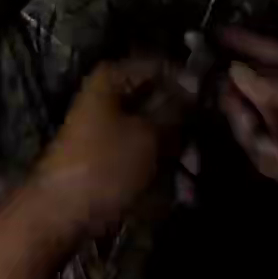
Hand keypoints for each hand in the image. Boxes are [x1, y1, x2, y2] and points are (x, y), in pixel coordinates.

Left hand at [31, 57, 189, 235]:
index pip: (159, 65)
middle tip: (203, 154)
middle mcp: (111, 95)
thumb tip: (196, 81)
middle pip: (159, 101)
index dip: (188, 81)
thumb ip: (174, 107)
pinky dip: (163, 172)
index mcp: (114, 77)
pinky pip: (144, 156)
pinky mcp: (111, 157)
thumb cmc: (105, 164)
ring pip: (155, 132)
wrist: (61, 213)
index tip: (216, 102)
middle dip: (185, 129)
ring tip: (192, 183)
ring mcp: (109, 126)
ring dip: (178, 157)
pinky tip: (181, 195)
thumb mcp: (147, 134)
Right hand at [219, 27, 277, 219]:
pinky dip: (265, 155)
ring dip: (250, 131)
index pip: (252, 44)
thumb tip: (233, 69)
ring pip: (240, 117)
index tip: (194, 38)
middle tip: (237, 115)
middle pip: (236, 82)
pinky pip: (254, 148)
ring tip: (273, 145)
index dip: (225, 40)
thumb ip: (276, 84)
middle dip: (232, 100)